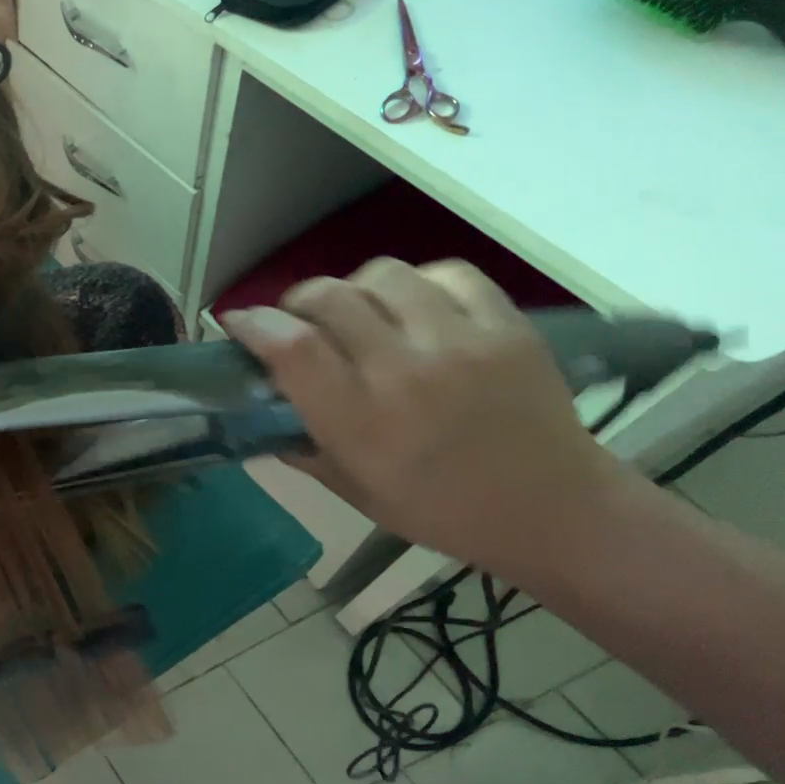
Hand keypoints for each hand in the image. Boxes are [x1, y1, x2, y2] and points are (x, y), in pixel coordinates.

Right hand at [222, 258, 630, 574]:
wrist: (548, 507)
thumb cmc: (435, 509)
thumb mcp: (350, 489)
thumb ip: (302, 446)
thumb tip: (263, 416)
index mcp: (360, 420)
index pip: (293, 347)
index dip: (253, 323)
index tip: (236, 322)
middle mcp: (404, 370)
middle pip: (329, 297)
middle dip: (296, 302)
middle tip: (296, 322)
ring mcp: (461, 341)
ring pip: (382, 275)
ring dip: (353, 288)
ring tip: (357, 313)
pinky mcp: (506, 324)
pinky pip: (446, 274)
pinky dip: (415, 283)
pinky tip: (411, 308)